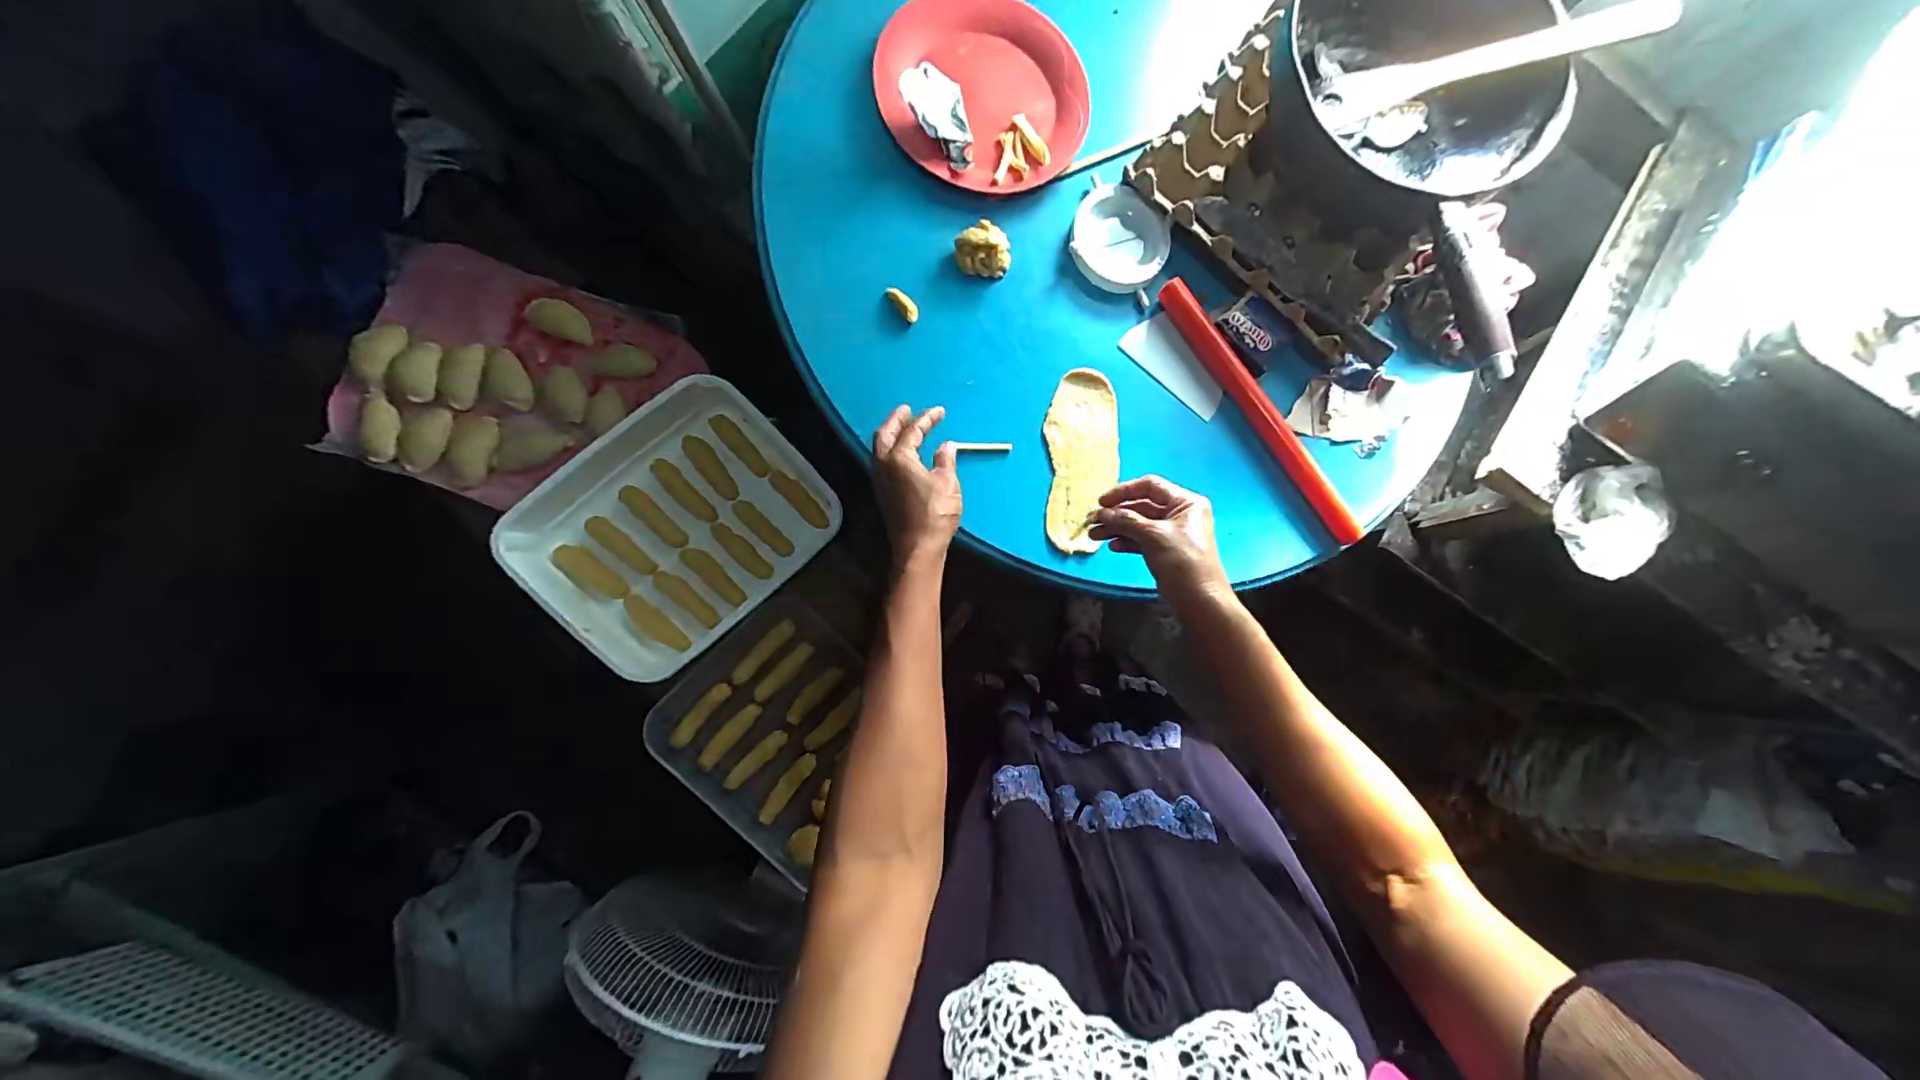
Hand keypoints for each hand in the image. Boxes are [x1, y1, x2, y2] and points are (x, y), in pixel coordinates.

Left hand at [872, 405, 960, 566]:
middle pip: (885, 434)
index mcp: (899, 458)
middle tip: (907, 410)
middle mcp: (883, 465)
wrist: (918, 547)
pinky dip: (892, 451)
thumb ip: (945, 460)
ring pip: (880, 449)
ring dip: (891, 435)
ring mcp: (879, 480)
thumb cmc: (935, 513)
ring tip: (904, 428)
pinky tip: (903, 454)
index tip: (939, 411)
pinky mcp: (882, 493)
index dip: (927, 419)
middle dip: (897, 420)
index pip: (913, 431)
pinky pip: (883, 462)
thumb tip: (945, 446)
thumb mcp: (947, 482)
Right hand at [1088, 476, 1230, 610]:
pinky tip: (1112, 547)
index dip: (1124, 491)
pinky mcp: (1165, 550)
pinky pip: (1142, 539)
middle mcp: (1180, 513)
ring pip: (1139, 524)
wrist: (1198, 597)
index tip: (1102, 502)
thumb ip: (1125, 520)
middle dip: (1116, 514)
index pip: (1150, 486)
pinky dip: (1127, 541)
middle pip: (1142, 506)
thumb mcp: (1152, 535)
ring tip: (1094, 536)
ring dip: (1117, 528)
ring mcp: (1172, 532)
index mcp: (1185, 502)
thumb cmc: (1181, 559)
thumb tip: (1101, 513)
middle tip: (1093, 522)